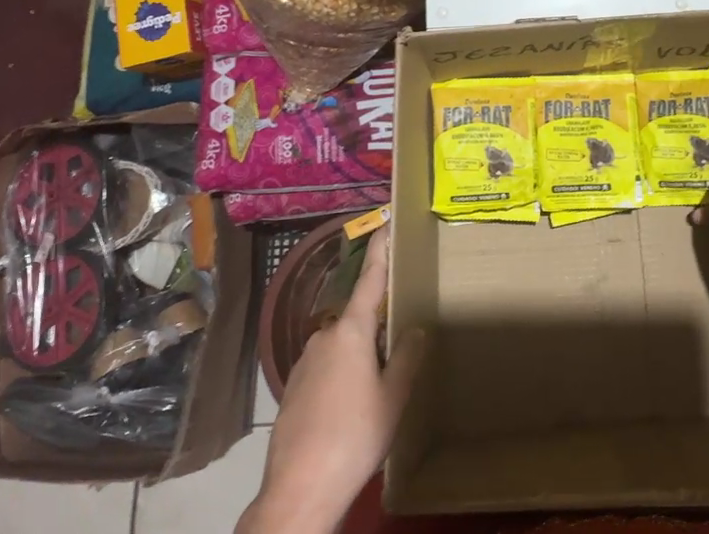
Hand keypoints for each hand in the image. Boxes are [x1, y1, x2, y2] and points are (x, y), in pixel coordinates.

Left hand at [242, 227, 426, 533]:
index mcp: (350, 332)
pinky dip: (344, 371)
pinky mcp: (293, 387)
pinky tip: (354, 400)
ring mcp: (303, 362)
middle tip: (402, 330)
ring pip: (341, 344)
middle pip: (356, 317)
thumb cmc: (355, 435)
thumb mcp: (393, 396)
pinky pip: (326, 365)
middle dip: (378, 320)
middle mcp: (323, 337)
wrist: (300, 485)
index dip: (379, 251)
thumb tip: (414, 327)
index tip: (385, 223)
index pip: (369, 281)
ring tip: (382, 375)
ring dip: (361, 350)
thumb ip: (406, 356)